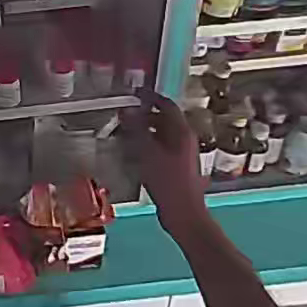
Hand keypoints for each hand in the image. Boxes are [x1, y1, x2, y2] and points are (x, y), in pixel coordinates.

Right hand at [125, 89, 209, 237]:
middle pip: (163, 119)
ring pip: (160, 135)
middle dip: (143, 115)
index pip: (166, 105)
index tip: (134, 92)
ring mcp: (180, 154)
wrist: (183, 214)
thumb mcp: (149, 153)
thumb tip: (127, 111)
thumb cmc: (169, 182)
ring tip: (123, 132)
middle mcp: (183, 140)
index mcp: (182, 132)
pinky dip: (145, 146)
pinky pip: (158, 149)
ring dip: (142, 131)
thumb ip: (137, 130)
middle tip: (124, 114)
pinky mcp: (174, 168)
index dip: (150, 96)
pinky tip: (130, 153)